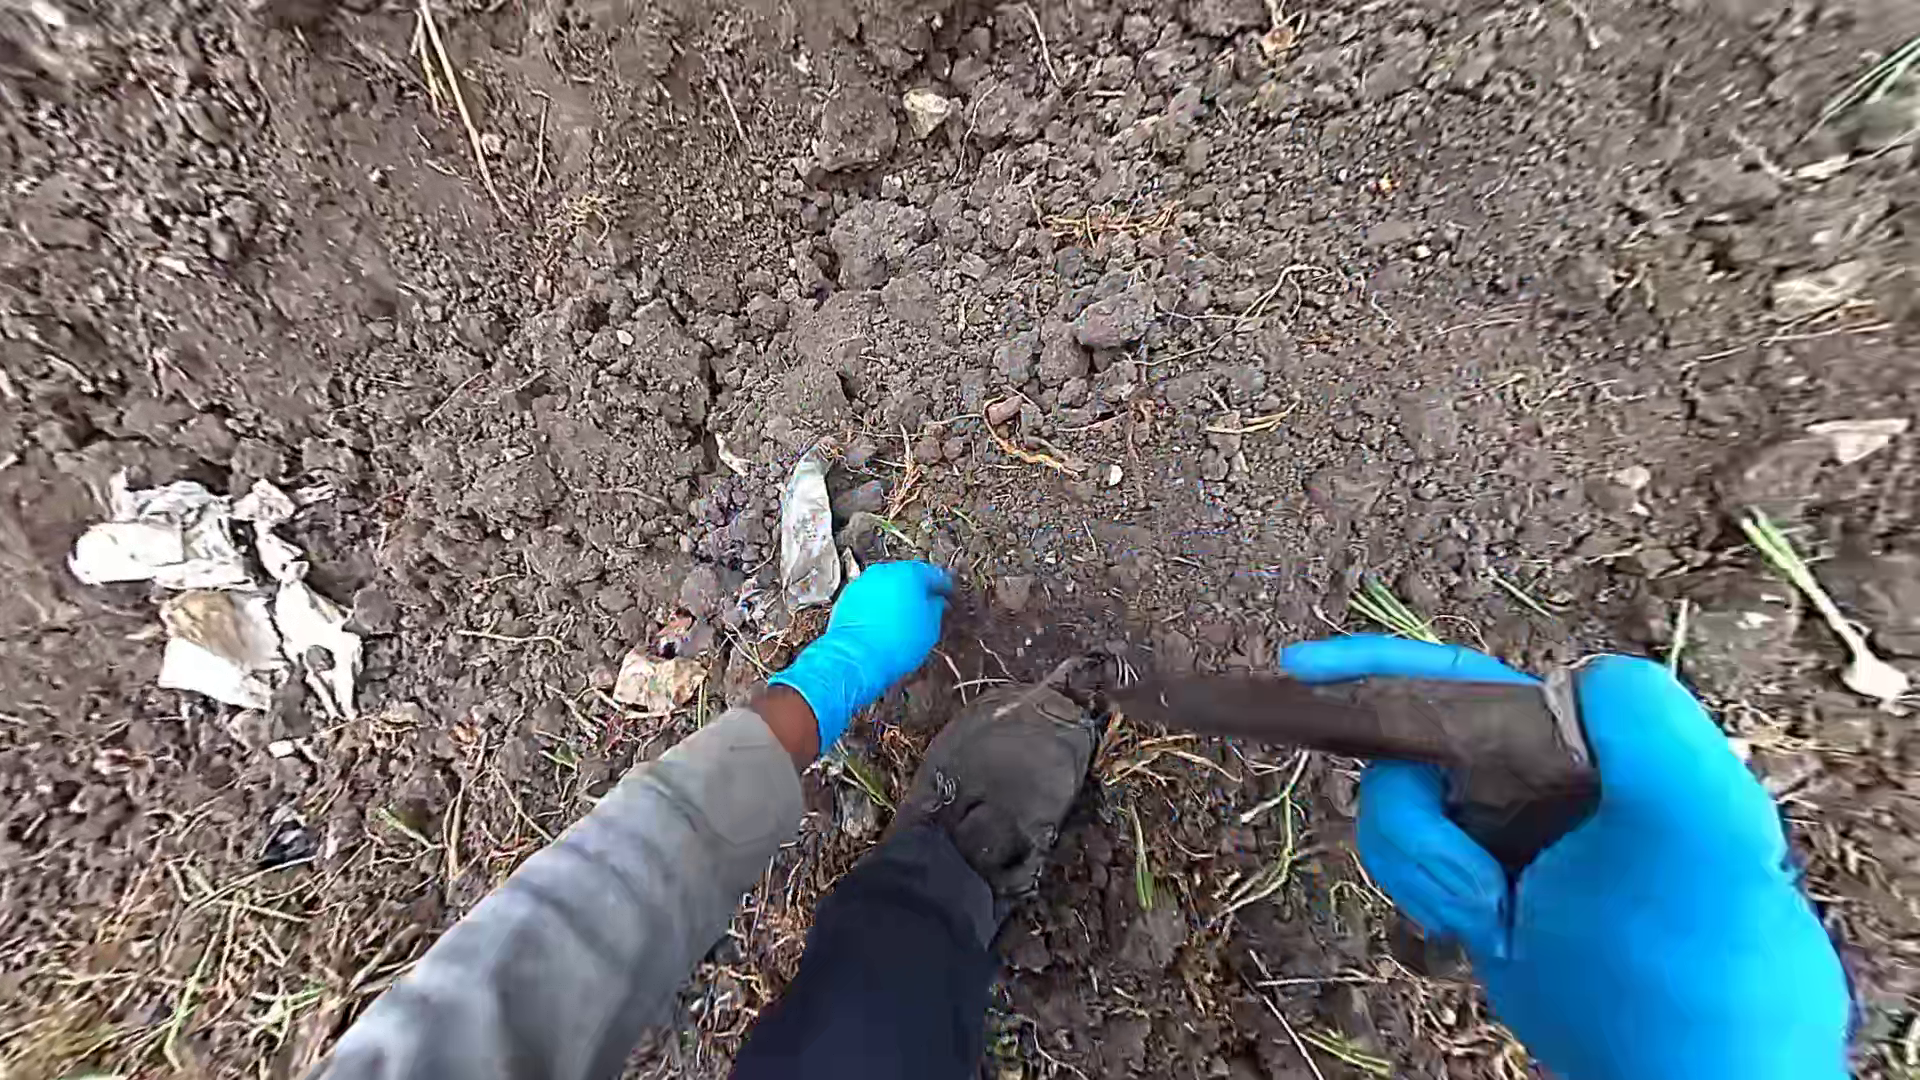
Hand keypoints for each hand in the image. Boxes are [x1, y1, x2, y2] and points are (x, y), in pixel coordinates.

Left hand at [769, 561, 950, 747]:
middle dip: (918, 590)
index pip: (934, 574)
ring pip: (887, 585)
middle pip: (908, 576)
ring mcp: (864, 583)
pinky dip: (878, 605)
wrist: (855, 658)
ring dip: (897, 597)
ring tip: (904, 618)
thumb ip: (936, 608)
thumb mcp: (930, 628)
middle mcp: (885, 572)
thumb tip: (936, 603)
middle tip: (928, 606)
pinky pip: (870, 596)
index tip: (948, 594)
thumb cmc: (894, 644)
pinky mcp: (848, 597)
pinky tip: (883, 622)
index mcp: (910, 574)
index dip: (944, 586)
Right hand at [1280, 635, 1848, 1079]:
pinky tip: (1468, 927)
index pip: (1455, 677)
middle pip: (1403, 743)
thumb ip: (1657, 743)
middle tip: (1456, 876)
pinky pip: (1388, 843)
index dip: (1376, 665)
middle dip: (1409, 811)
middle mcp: (1524, 766)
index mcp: (1577, 743)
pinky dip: (1410, 880)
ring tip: (1484, 916)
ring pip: (1387, 797)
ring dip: (1415, 859)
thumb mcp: (1698, 850)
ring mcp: (1484, 815)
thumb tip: (1588, 668)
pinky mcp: (1456, 858)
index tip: (1301, 670)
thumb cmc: (1686, 967)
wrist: (1658, 1079)